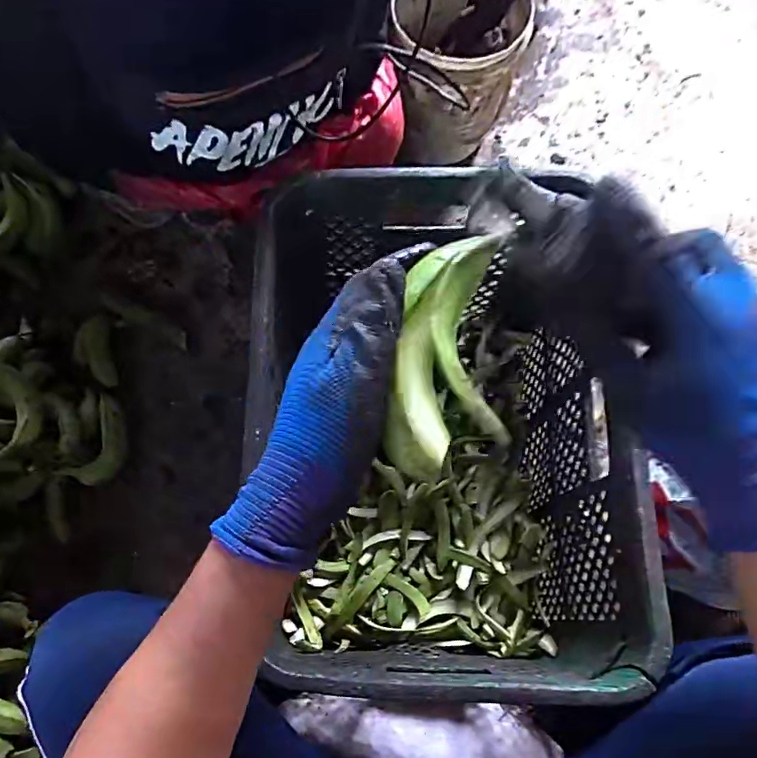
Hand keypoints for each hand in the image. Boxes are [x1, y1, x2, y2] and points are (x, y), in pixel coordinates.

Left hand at [211, 244, 428, 569]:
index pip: (369, 283)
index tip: (448, 262)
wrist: (300, 495)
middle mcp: (330, 348)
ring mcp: (334, 375)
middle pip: (372, 308)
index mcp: (331, 335)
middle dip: (410, 294)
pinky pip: (376, 366)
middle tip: (455, 295)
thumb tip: (391, 270)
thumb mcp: (354, 378)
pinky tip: (420, 368)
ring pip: (375, 337)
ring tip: (445, 324)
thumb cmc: (328, 438)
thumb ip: (371, 327)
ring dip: (406, 326)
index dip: (406, 268)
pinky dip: (400, 359)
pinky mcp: (344, 401)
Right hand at [504, 176, 756, 551]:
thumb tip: (563, 306)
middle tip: (622, 271)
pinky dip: (691, 291)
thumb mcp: (630, 389)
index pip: (655, 251)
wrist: (753, 464)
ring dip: (672, 271)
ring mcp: (755, 309)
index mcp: (697, 316)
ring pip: (712, 265)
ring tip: (642, 303)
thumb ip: (599, 341)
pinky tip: (671, 325)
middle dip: (655, 246)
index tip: (605, 187)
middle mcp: (733, 299)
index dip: (628, 219)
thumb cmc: (684, 432)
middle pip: (693, 245)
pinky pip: (724, 287)